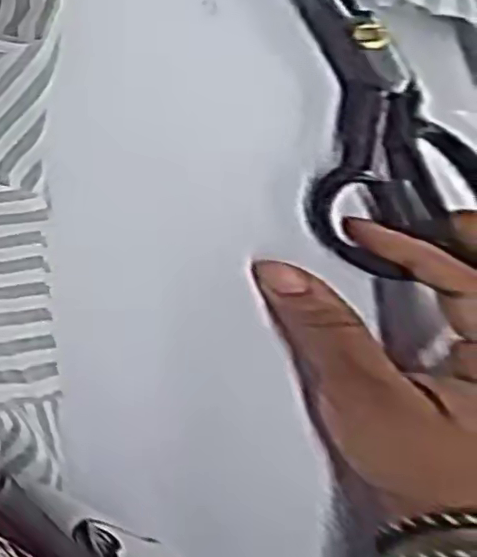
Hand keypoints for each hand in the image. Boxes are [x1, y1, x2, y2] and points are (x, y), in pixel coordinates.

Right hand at [254, 214, 476, 521]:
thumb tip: (283, 277)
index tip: (364, 230)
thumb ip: (324, 330)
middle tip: (439, 216)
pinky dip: (459, 306)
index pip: (465, 281)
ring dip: (462, 275)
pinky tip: (437, 303)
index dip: (412, 247)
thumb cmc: (437, 482)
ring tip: (441, 244)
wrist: (461, 536)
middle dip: (465, 246)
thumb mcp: (366, 398)